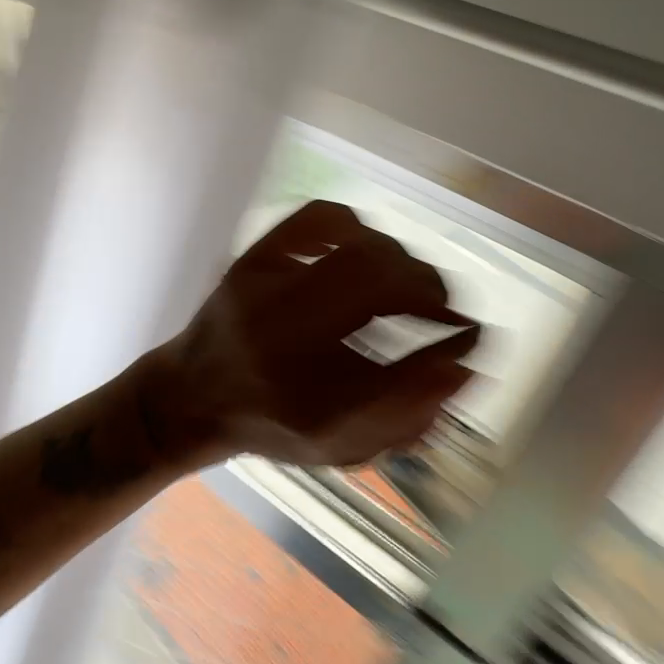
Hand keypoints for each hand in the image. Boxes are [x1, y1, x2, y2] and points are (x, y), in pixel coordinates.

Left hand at [149, 200, 479, 467]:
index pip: (400, 357)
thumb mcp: (337, 444)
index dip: (449, 338)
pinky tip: (363, 253)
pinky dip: (355, 230)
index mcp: (305, 391)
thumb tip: (464, 368)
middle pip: (378, 275)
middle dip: (429, 289)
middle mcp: (280, 330)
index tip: (472, 336)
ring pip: (355, 244)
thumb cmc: (273, 424)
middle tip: (442, 310)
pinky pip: (318, 218)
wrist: (191, 393)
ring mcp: (264, 283)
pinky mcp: (253, 255)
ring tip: (405, 288)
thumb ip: (402, 418)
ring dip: (398, 262)